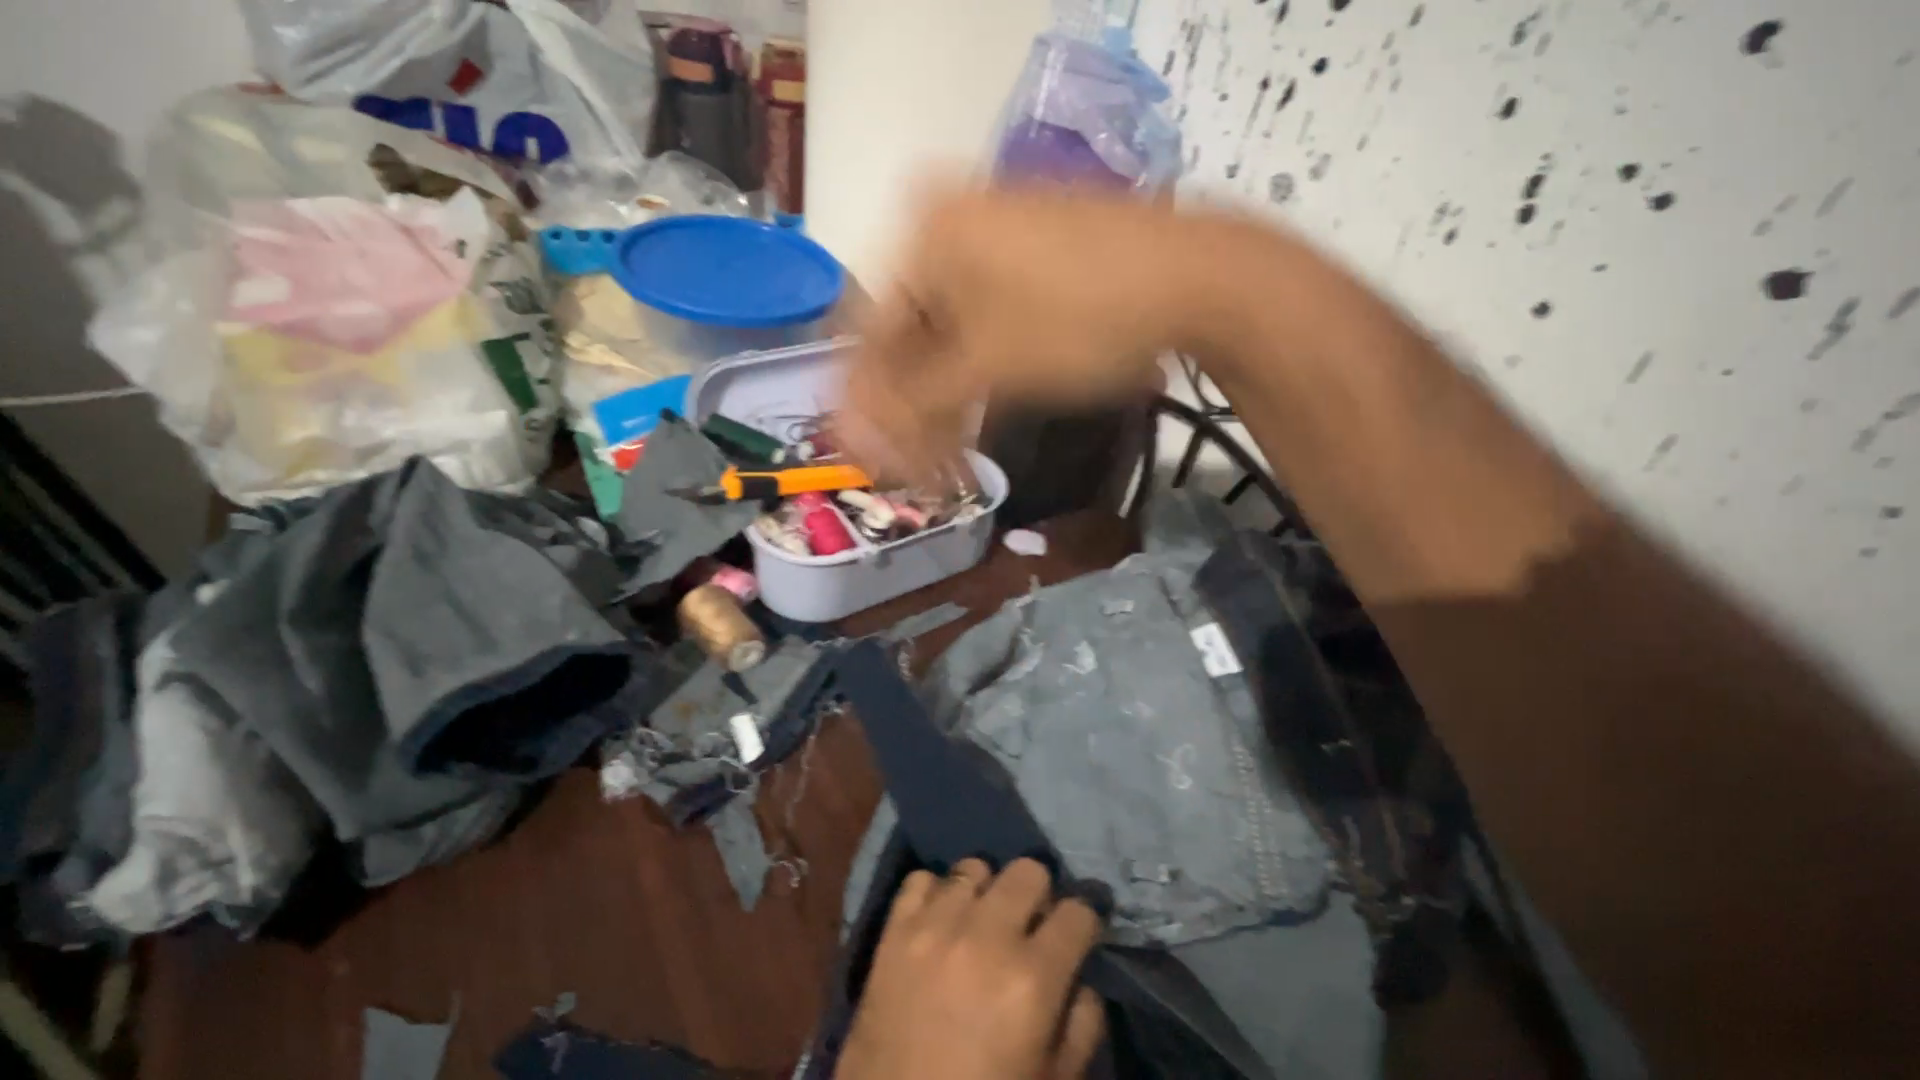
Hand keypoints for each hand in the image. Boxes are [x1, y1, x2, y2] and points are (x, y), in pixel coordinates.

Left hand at [836, 858, 1107, 1079]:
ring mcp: (935, 926)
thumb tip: (1082, 977)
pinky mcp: (893, 930)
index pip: (1078, 912)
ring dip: (986, 891)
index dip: (1085, 921)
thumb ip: (1082, 1024)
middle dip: (1039, 894)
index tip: (1079, 934)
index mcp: (1033, 978)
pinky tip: (941, 921)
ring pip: (975, 868)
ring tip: (982, 920)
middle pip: (1028, 872)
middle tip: (1031, 925)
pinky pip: (921, 879)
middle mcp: (986, 936)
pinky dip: (936, 894)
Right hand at [839, 183, 1219, 480]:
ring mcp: (995, 226)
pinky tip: (983, 406)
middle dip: (912, 405)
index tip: (879, 461)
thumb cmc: (1082, 317)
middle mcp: (949, 217)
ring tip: (954, 451)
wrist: (1198, 275)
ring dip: (944, 392)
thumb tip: (850, 435)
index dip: (869, 406)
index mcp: (923, 229)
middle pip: (907, 330)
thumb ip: (912, 402)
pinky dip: (977, 362)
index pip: (868, 333)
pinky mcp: (1032, 245)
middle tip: (923, 465)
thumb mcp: (989, 365)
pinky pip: (981, 309)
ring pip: (946, 325)